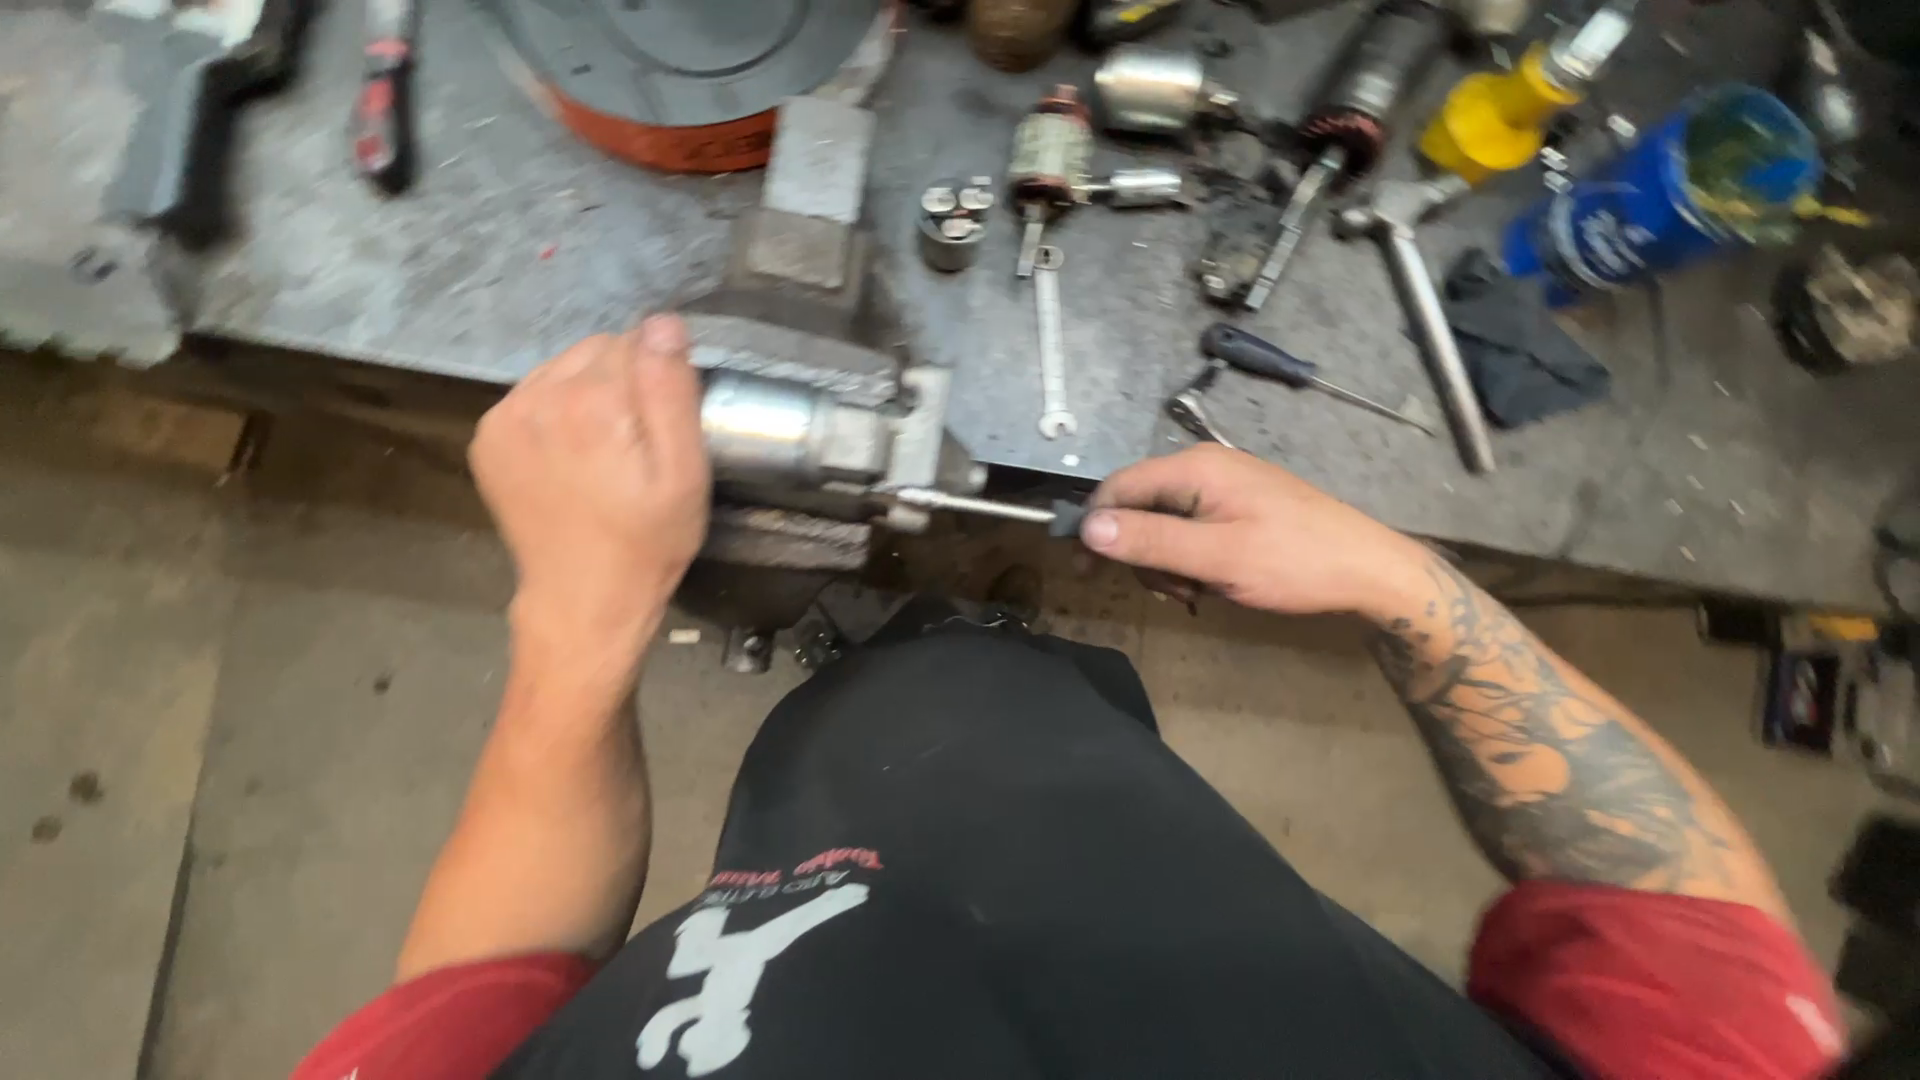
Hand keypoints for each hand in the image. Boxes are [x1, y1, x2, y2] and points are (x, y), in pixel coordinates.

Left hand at [470, 316, 709, 678]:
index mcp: (593, 402)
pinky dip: (558, 410)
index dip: (661, 378)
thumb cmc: (648, 540)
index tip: (666, 425)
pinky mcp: (487, 437)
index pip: (637, 342)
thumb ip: (672, 391)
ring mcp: (505, 416)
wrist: (583, 597)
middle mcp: (539, 396)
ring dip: (590, 391)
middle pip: (597, 350)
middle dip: (625, 380)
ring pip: (564, 368)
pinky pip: (534, 394)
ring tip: (606, 448)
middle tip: (640, 441)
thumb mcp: (684, 472)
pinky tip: (573, 454)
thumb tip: (663, 323)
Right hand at [1080, 445, 1433, 622]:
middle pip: (1138, 506)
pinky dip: (1188, 559)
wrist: (1370, 570)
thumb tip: (1087, 528)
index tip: (1087, 570)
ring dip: (1165, 563)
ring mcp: (1222, 486)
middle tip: (1169, 591)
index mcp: (1195, 467)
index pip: (1118, 486)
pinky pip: (1189, 529)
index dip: (1095, 526)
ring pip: (1161, 523)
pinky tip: (1209, 582)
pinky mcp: (1237, 506)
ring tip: (1195, 592)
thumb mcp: (1217, 558)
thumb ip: (1151, 541)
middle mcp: (1204, 466)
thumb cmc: (1294, 562)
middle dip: (1140, 553)